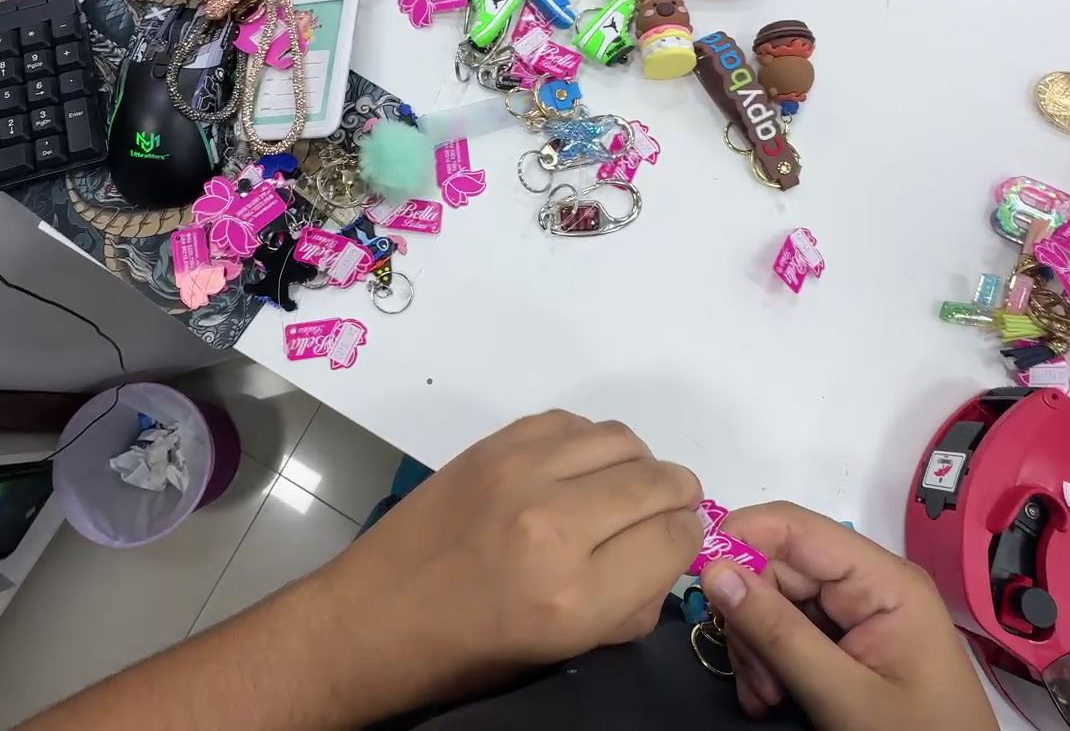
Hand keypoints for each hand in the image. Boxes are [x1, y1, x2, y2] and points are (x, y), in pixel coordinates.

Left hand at [311, 411, 703, 701]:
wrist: (382, 610)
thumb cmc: (473, 647)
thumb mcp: (566, 649)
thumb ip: (632, 602)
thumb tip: (667, 549)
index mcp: (576, 594)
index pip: (674, 539)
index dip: (688, 537)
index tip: (678, 537)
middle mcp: (554, 521)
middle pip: (656, 480)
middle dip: (677, 494)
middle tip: (669, 506)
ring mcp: (519, 470)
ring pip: (619, 439)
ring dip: (637, 462)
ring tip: (624, 483)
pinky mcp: (493, 443)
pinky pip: (568, 420)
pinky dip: (587, 439)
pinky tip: (578, 464)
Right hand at [698, 502, 996, 730]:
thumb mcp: (845, 698)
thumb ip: (778, 632)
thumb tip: (712, 569)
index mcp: (882, 579)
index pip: (792, 526)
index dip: (740, 538)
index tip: (701, 577)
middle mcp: (865, 580)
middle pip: (775, 565)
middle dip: (750, 615)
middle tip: (751, 675)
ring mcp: (853, 608)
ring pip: (770, 596)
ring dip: (754, 643)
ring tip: (764, 694)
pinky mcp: (842, 635)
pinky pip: (783, 624)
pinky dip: (765, 656)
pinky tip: (768, 695)